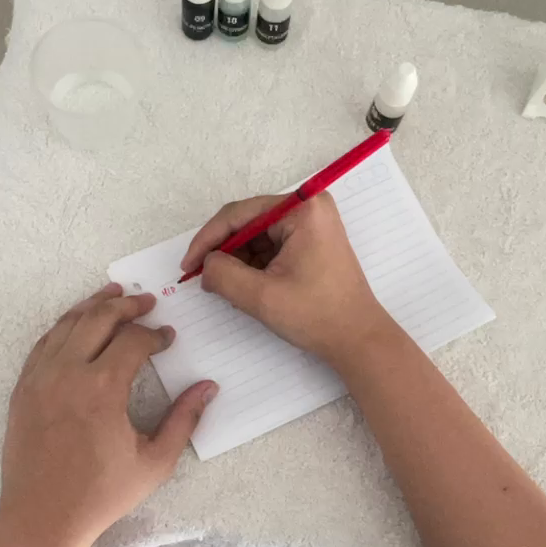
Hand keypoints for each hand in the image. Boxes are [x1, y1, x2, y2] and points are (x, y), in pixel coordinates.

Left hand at [0, 285, 216, 546]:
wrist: (42, 518)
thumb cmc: (102, 494)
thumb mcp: (155, 462)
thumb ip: (184, 420)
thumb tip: (208, 387)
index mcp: (102, 388)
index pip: (133, 341)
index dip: (155, 335)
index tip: (168, 339)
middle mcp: (67, 372)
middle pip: (98, 318)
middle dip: (127, 306)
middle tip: (147, 302)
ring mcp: (39, 377)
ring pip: (66, 324)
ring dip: (92, 306)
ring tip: (113, 294)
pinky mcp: (23, 388)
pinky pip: (43, 343)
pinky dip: (63, 326)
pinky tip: (76, 324)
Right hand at [180, 193, 399, 364]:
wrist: (358, 339)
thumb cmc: (318, 315)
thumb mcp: (261, 296)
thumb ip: (223, 274)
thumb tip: (204, 265)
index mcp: (301, 209)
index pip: (239, 214)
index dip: (207, 240)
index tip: (187, 266)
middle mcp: (308, 207)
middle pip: (247, 222)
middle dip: (222, 251)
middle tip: (201, 277)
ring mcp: (311, 224)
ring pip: (256, 236)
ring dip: (236, 260)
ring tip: (223, 286)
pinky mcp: (311, 242)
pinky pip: (271, 246)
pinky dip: (252, 265)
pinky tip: (243, 285)